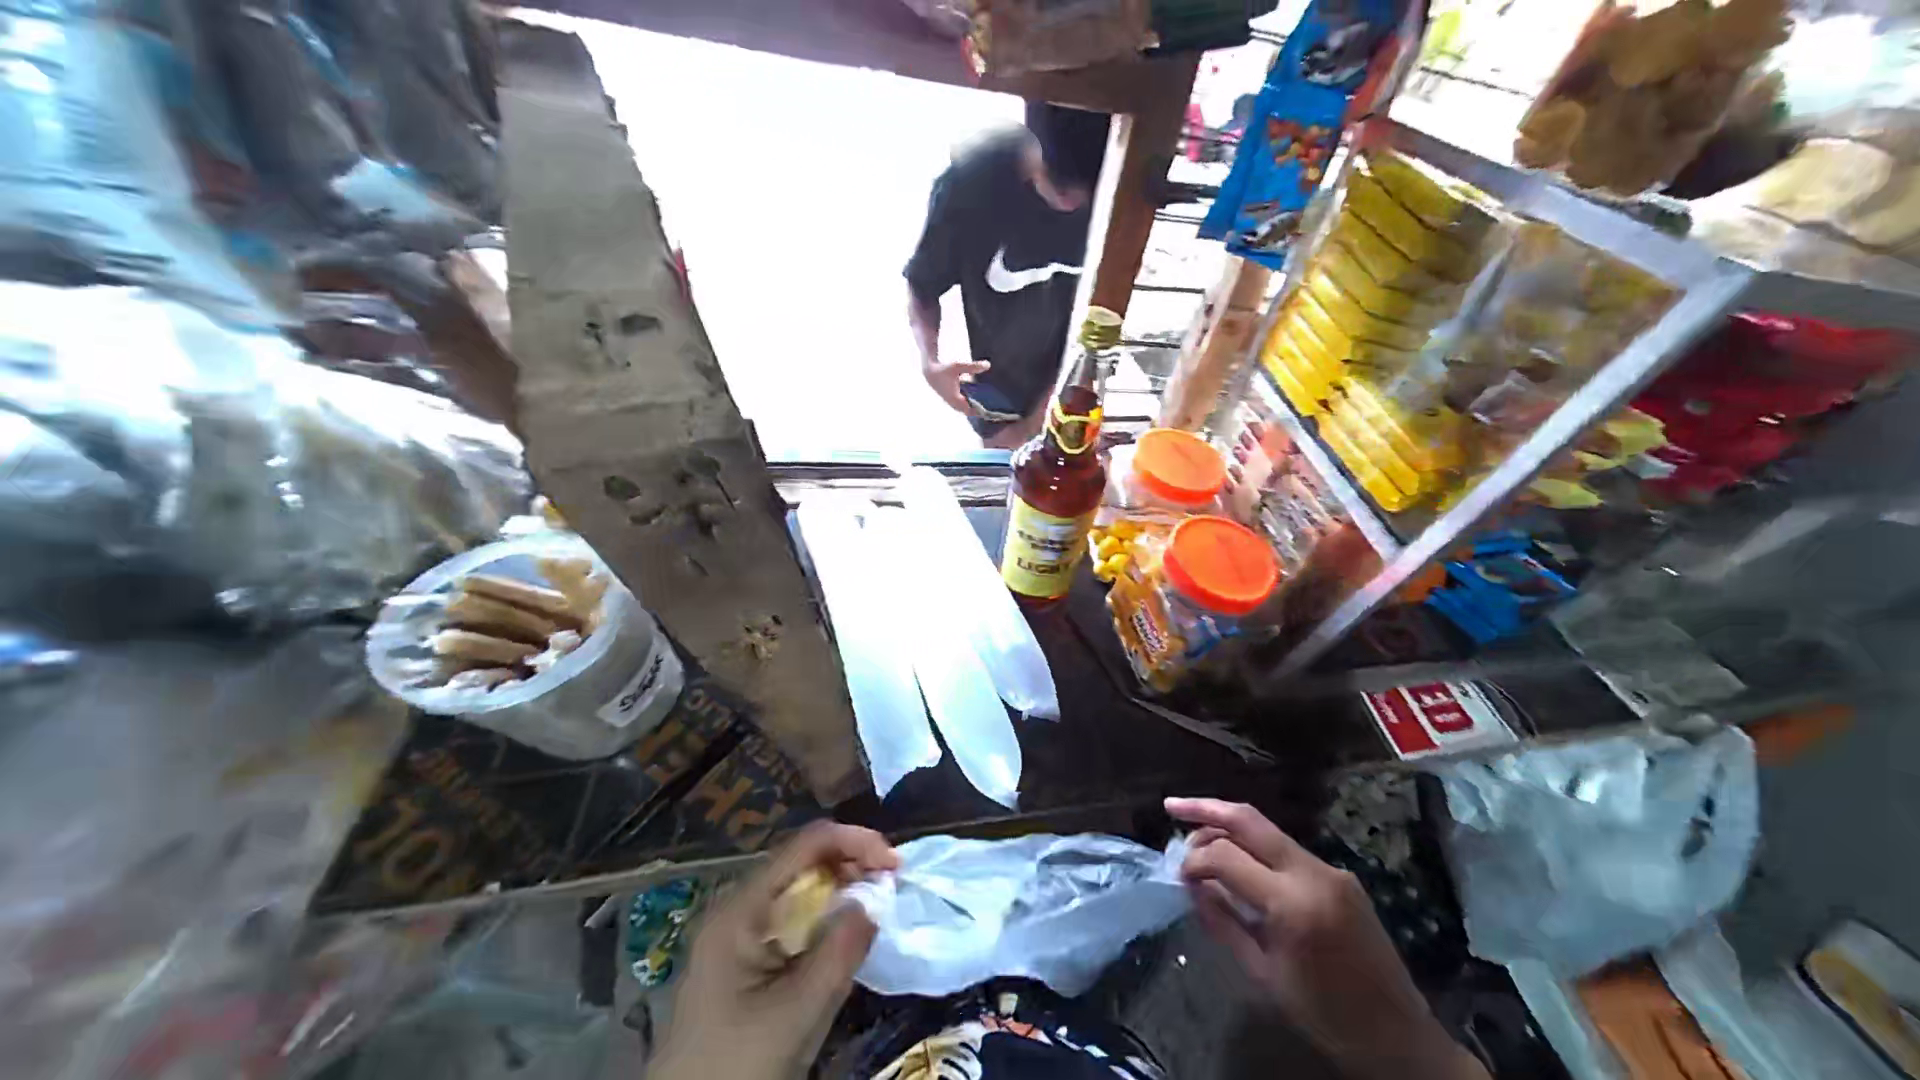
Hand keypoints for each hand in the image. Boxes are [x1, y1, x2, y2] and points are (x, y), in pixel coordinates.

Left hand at [651, 822, 899, 1079]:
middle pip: (802, 860)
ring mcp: (738, 931)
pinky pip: (791, 917)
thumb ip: (841, 950)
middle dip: (851, 862)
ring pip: (799, 888)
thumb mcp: (799, 1011)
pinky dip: (825, 915)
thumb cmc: (739, 1063)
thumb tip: (875, 900)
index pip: (806, 845)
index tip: (894, 864)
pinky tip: (845, 931)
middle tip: (891, 885)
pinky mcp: (744, 957)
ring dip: (841, 888)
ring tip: (877, 903)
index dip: (855, 842)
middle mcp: (738, 906)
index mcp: (743, 908)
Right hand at [923, 357, 990, 414]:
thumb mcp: (958, 366)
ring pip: (967, 410)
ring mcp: (952, 404)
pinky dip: (971, 404)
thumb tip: (988, 365)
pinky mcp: (952, 401)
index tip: (993, 408)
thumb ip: (973, 366)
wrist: (930, 373)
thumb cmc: (944, 369)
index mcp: (956, 399)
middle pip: (971, 412)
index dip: (982, 411)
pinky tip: (979, 398)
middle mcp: (954, 404)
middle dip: (981, 409)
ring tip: (989, 404)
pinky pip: (964, 406)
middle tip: (995, 406)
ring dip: (976, 407)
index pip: (972, 411)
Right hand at [1166, 798, 1488, 1079]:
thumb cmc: (1324, 1015)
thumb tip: (1192, 882)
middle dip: (1205, 808)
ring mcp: (1331, 870)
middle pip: (1248, 819)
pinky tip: (1237, 860)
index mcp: (1292, 905)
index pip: (1226, 856)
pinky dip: (1255, 848)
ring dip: (1229, 827)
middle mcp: (1313, 874)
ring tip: (1197, 838)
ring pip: (1267, 830)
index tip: (1178, 873)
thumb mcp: (1261, 973)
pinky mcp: (1340, 876)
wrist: (1400, 1037)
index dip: (1194, 859)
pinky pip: (1286, 850)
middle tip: (1171, 806)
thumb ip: (1221, 919)